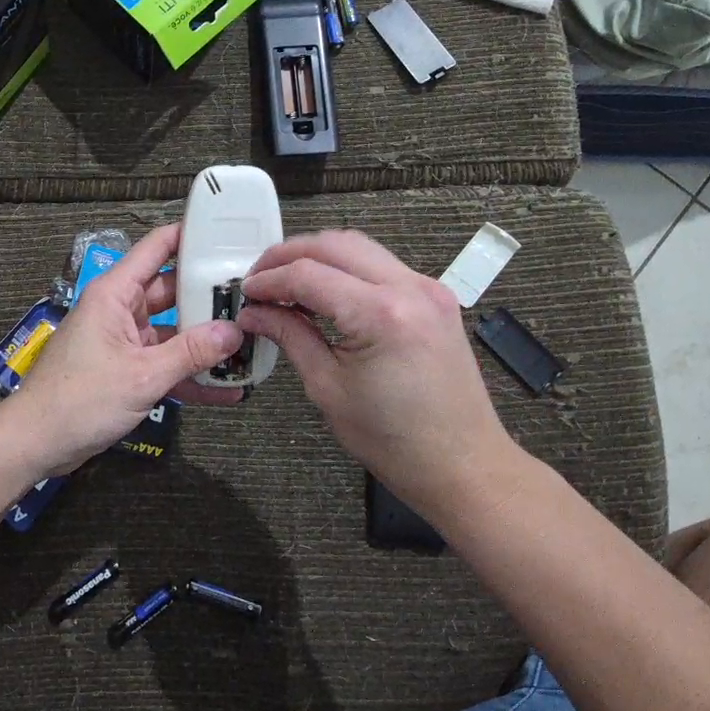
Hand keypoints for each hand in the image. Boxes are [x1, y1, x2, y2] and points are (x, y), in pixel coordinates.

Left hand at [0, 224, 245, 476]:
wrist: (37, 442)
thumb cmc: (82, 398)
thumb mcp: (143, 375)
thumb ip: (191, 352)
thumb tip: (235, 332)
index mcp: (116, 293)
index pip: (157, 248)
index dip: (191, 236)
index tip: (230, 234)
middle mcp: (120, 310)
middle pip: (173, 292)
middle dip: (210, 298)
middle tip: (255, 300)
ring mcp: (123, 341)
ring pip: (172, 332)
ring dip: (205, 343)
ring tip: (251, 346)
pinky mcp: (125, 370)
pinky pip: (163, 363)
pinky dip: (189, 374)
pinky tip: (227, 390)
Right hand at [235, 230, 515, 514]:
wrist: (464, 466)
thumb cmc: (395, 441)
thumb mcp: (327, 388)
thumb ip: (290, 337)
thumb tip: (254, 312)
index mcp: (381, 314)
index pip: (308, 274)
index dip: (269, 280)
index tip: (245, 294)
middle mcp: (409, 289)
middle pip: (333, 245)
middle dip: (288, 255)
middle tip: (259, 279)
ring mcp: (428, 288)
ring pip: (358, 246)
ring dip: (317, 255)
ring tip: (286, 282)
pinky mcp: (434, 298)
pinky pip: (380, 264)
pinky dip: (345, 267)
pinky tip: (323, 291)